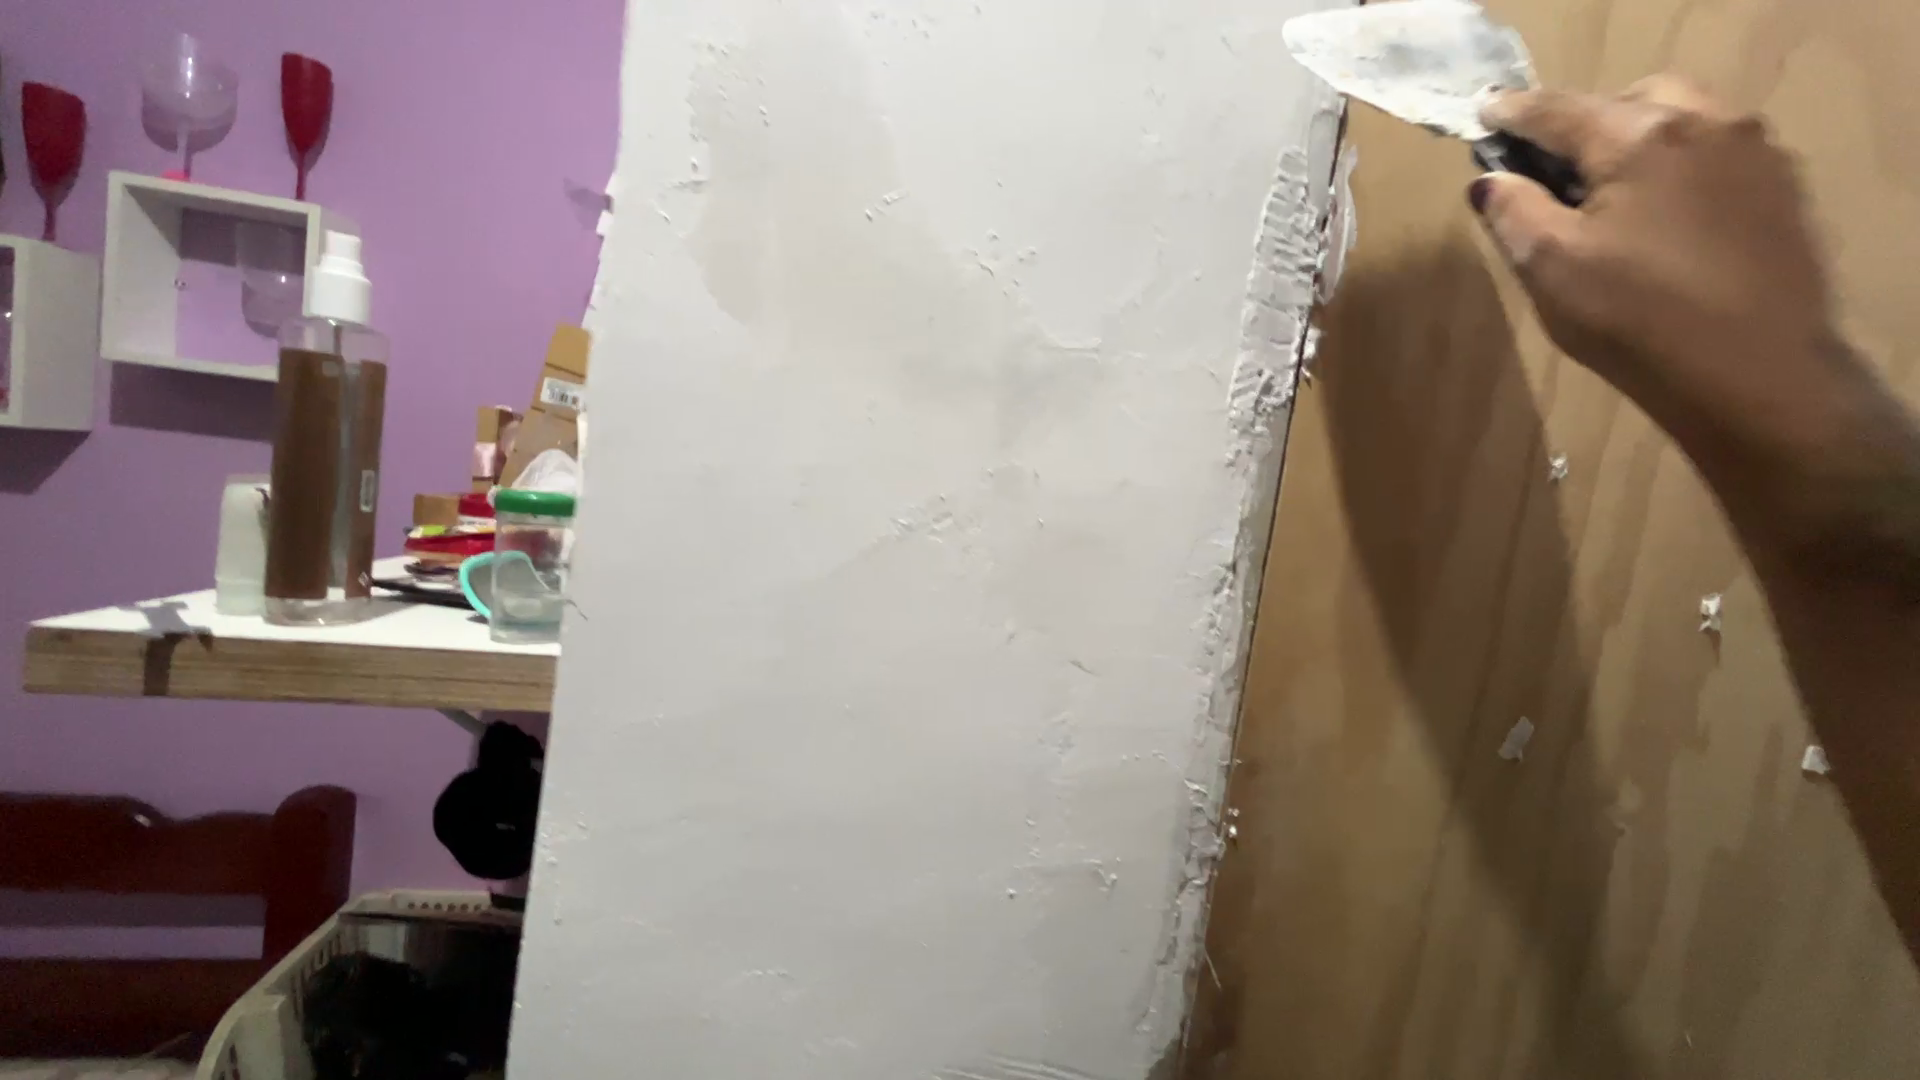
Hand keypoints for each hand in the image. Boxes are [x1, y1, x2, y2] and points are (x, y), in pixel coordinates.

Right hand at [1469, 78, 1851, 461]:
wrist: (1747, 368)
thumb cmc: (1630, 315)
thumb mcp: (1548, 265)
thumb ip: (1513, 212)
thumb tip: (1490, 179)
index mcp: (1642, 139)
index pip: (1562, 111)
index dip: (1514, 112)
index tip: (1483, 109)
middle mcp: (1708, 125)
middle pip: (1633, 99)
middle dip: (1585, 119)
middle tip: (1546, 163)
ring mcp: (1753, 155)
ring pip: (1682, 120)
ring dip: (1633, 139)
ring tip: (1600, 189)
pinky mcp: (1777, 190)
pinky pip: (1713, 154)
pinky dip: (1671, 165)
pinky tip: (1653, 213)